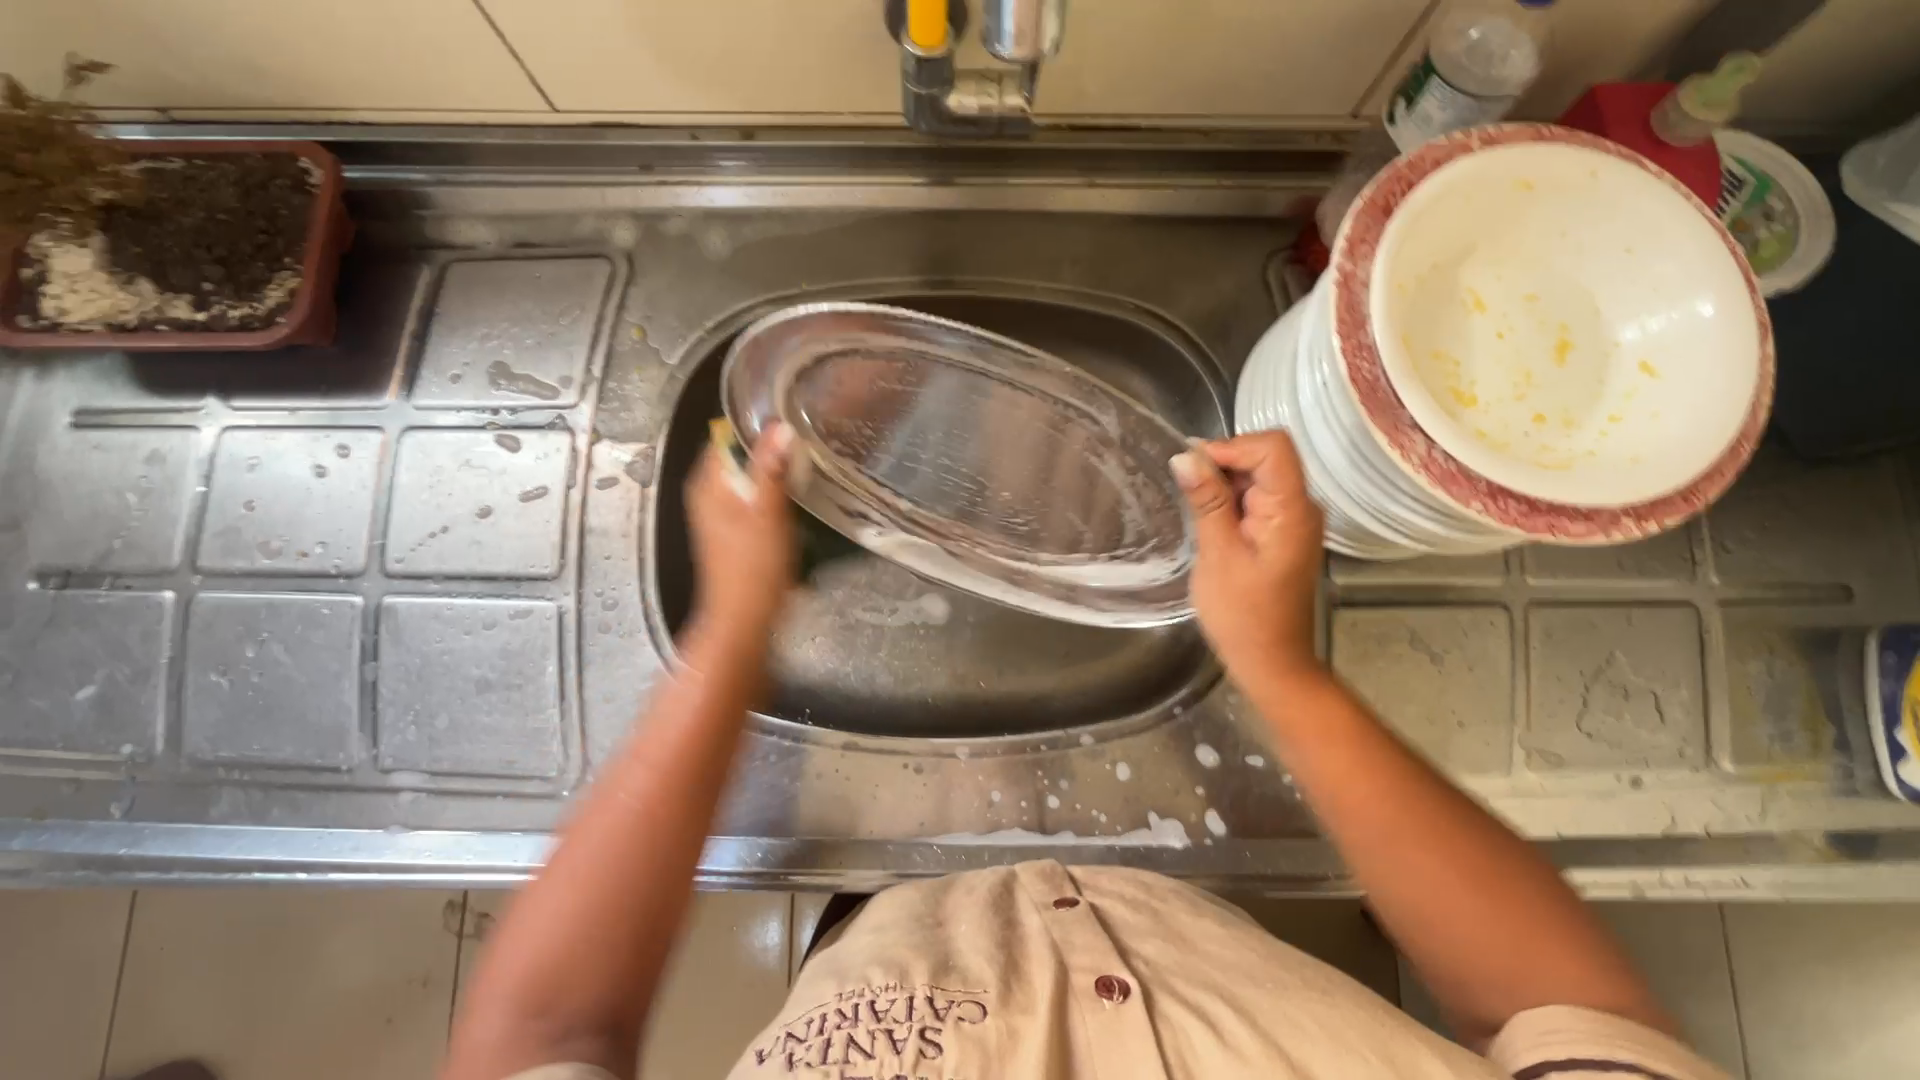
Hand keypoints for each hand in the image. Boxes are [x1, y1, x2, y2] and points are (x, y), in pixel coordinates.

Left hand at [686, 422, 795, 636]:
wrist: (744, 622)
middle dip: (770, 448)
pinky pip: (756, 500)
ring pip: (751, 480)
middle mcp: (709, 496)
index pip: (726, 436)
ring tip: (807, 462)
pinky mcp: (738, 533)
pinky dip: (775, 495)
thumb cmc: (753, 568)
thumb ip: (772, 470)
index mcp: (707, 486)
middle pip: (740, 457)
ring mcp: (722, 516)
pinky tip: (798, 495)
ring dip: (775, 473)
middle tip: (807, 437)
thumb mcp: (767, 515)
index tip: (789, 415)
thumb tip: (780, 427)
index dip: (754, 424)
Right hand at [1171, 431, 1324, 684]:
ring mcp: (1293, 520)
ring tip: (1198, 516)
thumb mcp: (1217, 555)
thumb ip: (1206, 501)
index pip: (1272, 447)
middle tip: (1188, 495)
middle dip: (1223, 465)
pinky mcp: (1281, 532)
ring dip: (1223, 486)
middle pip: (1266, 456)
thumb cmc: (1243, 616)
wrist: (1271, 662)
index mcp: (1292, 510)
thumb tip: (1185, 456)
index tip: (1193, 470)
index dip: (1230, 447)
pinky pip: (1256, 499)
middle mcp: (1301, 507)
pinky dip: (1230, 502)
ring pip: (1258, 477)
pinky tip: (1211, 527)